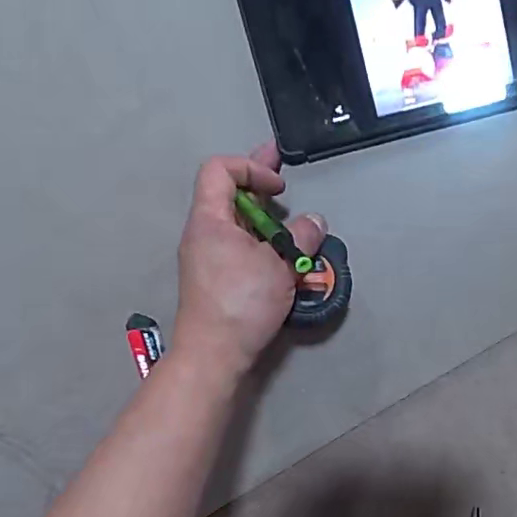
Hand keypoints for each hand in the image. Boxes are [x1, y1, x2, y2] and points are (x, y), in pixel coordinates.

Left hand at [172, 143, 326, 374]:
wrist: (213, 354)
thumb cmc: (241, 303)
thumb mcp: (280, 266)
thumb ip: (301, 237)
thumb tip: (314, 223)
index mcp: (209, 220)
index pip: (219, 170)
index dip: (250, 167)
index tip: (278, 189)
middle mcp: (202, 233)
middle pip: (227, 192)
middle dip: (257, 179)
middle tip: (280, 163)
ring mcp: (206, 257)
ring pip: (234, 222)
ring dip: (261, 213)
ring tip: (287, 210)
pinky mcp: (215, 278)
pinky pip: (236, 245)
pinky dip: (258, 238)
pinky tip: (279, 247)